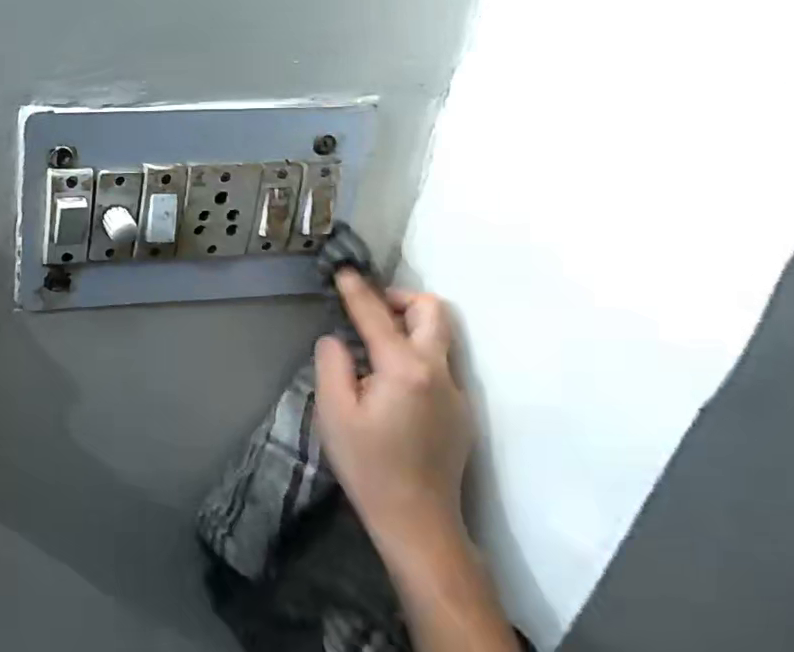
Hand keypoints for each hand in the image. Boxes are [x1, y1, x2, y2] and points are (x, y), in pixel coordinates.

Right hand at [314, 271, 474, 555]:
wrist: (418, 523)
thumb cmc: (369, 466)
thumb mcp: (333, 412)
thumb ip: (332, 363)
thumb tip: (338, 339)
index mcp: (405, 369)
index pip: (377, 315)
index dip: (356, 289)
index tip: (342, 270)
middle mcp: (438, 372)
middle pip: (433, 312)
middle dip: (400, 298)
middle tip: (370, 309)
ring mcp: (456, 393)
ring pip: (440, 337)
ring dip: (409, 326)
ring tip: (375, 344)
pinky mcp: (460, 412)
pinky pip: (438, 365)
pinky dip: (414, 355)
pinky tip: (389, 382)